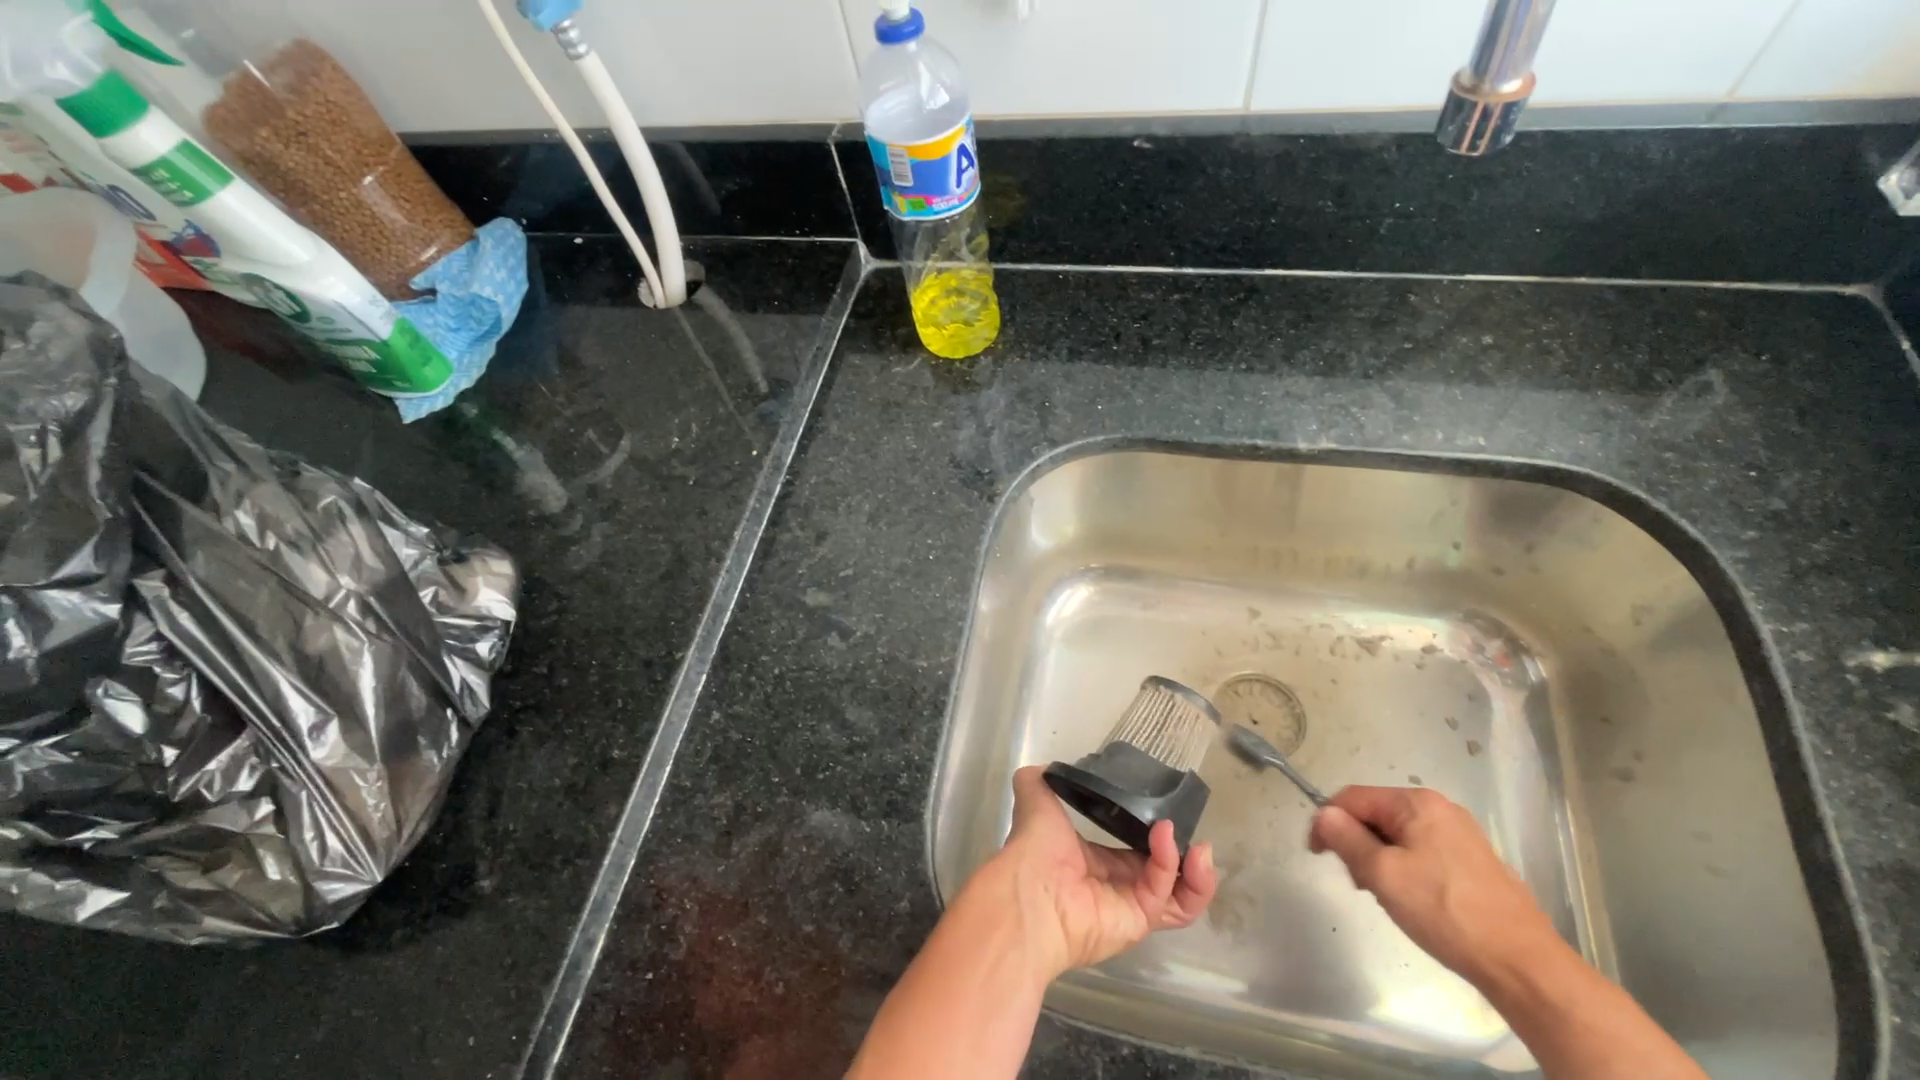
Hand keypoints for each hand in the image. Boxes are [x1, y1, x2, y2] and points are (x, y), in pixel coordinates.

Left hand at [978, 765, 1217, 978]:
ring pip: (1180, 893)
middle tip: (1189, 829)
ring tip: (1199, 846)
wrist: (1029, 893)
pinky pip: (1173, 900)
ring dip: (1194, 868)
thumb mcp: (1038, 804)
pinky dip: (1178, 870)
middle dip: (1185, 853)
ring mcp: (1132, 907)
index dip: (1158, 834)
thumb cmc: (1034, 850)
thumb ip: (1039, 783)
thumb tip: (1040, 767)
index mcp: (1097, 862)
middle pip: (1167, 874)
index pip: (1140, 851)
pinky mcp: (1141, 920)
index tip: (1169, 813)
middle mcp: (1118, 886)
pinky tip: (1169, 840)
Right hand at [1308, 785, 1562, 984]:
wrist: (1520, 961)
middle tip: (1358, 883)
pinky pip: (1422, 851)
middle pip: (1376, 814)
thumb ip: (1346, 839)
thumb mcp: (1382, 874)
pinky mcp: (1473, 860)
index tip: (1317, 856)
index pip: (1352, 797)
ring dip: (1379, 859)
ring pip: (1398, 835)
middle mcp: (1440, 808)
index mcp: (1416, 802)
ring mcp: (1461, 834)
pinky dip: (1405, 868)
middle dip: (1356, 843)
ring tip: (1386, 896)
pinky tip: (1413, 900)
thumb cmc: (1443, 911)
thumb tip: (1323, 813)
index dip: (1327, 822)